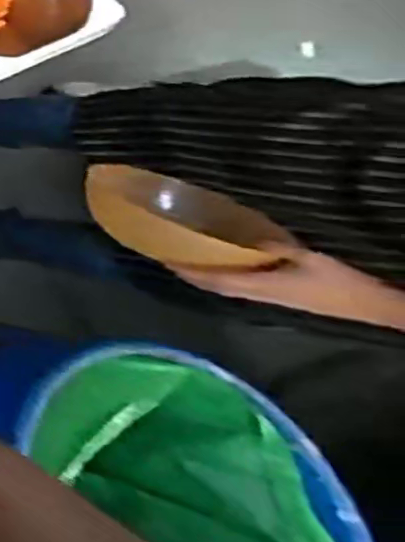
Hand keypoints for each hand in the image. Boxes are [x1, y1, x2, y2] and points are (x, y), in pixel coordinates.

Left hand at [171, 251, 404, 329]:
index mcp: (261, 286)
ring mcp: (271, 298)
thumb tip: (249, 234)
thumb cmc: (343, 282)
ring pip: (226, 288)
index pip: (213, 280)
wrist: (379, 307)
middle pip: (214, 286)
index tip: (163, 259)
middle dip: (188, 274)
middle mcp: (260, 294)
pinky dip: (222, 278)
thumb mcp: (310, 258)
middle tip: (166, 257)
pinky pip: (241, 288)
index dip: (186, 271)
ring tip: (185, 261)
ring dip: (204, 277)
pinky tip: (220, 268)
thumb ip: (277, 246)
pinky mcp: (283, 298)